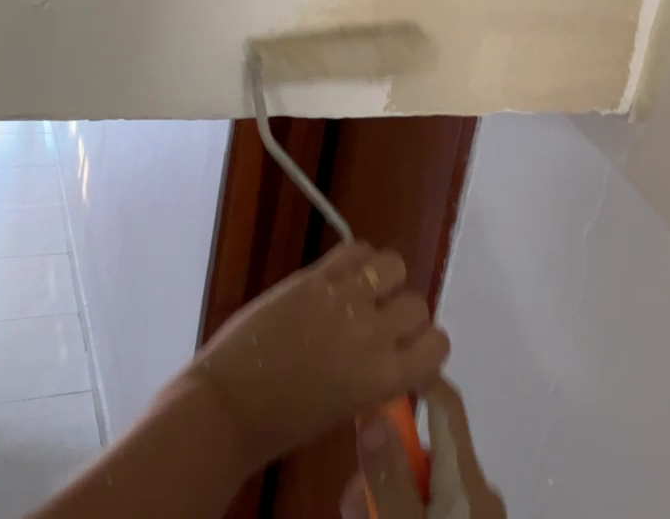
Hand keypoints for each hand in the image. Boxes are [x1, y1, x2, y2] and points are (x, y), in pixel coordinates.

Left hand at [187, 242, 449, 468]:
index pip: (438, 344)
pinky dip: (358, 257)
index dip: (424, 342)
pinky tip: (343, 274)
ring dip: (385, 278)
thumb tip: (394, 354)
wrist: (231, 403)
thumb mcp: (350, 407)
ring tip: (364, 291)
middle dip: (402, 313)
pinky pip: (357, 249)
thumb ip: (379, 376)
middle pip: (417, 304)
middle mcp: (375, 335)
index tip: (407, 346)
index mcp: (386, 378)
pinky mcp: (316, 278)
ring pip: (394, 265)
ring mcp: (346, 300)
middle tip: (378, 320)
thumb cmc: (286, 421)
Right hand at [342, 378, 505, 518]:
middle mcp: (476, 486)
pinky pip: (434, 505)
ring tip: (360, 514)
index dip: (417, 377)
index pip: (445, 403)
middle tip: (353, 492)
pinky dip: (407, 508)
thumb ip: (389, 475)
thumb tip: (376, 414)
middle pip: (424, 450)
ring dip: (389, 491)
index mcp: (467, 475)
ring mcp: (476, 511)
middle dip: (384, 460)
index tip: (382, 364)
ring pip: (424, 483)